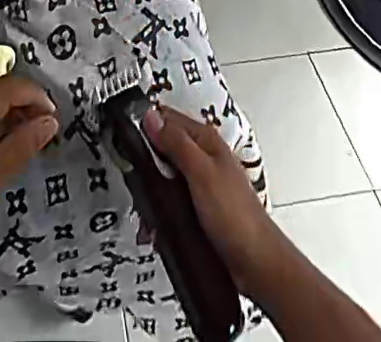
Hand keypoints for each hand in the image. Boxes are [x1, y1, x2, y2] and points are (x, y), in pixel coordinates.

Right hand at [143, 106, 289, 296]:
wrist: (256, 263)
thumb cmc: (237, 217)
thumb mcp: (201, 173)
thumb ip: (176, 143)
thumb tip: (152, 118)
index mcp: (206, 141)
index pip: (168, 118)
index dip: (145, 124)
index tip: (124, 136)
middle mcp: (203, 157)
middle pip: (163, 147)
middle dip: (145, 165)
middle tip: (135, 180)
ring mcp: (200, 183)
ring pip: (164, 176)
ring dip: (151, 193)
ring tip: (146, 212)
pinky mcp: (198, 207)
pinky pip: (170, 201)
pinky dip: (160, 211)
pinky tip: (156, 227)